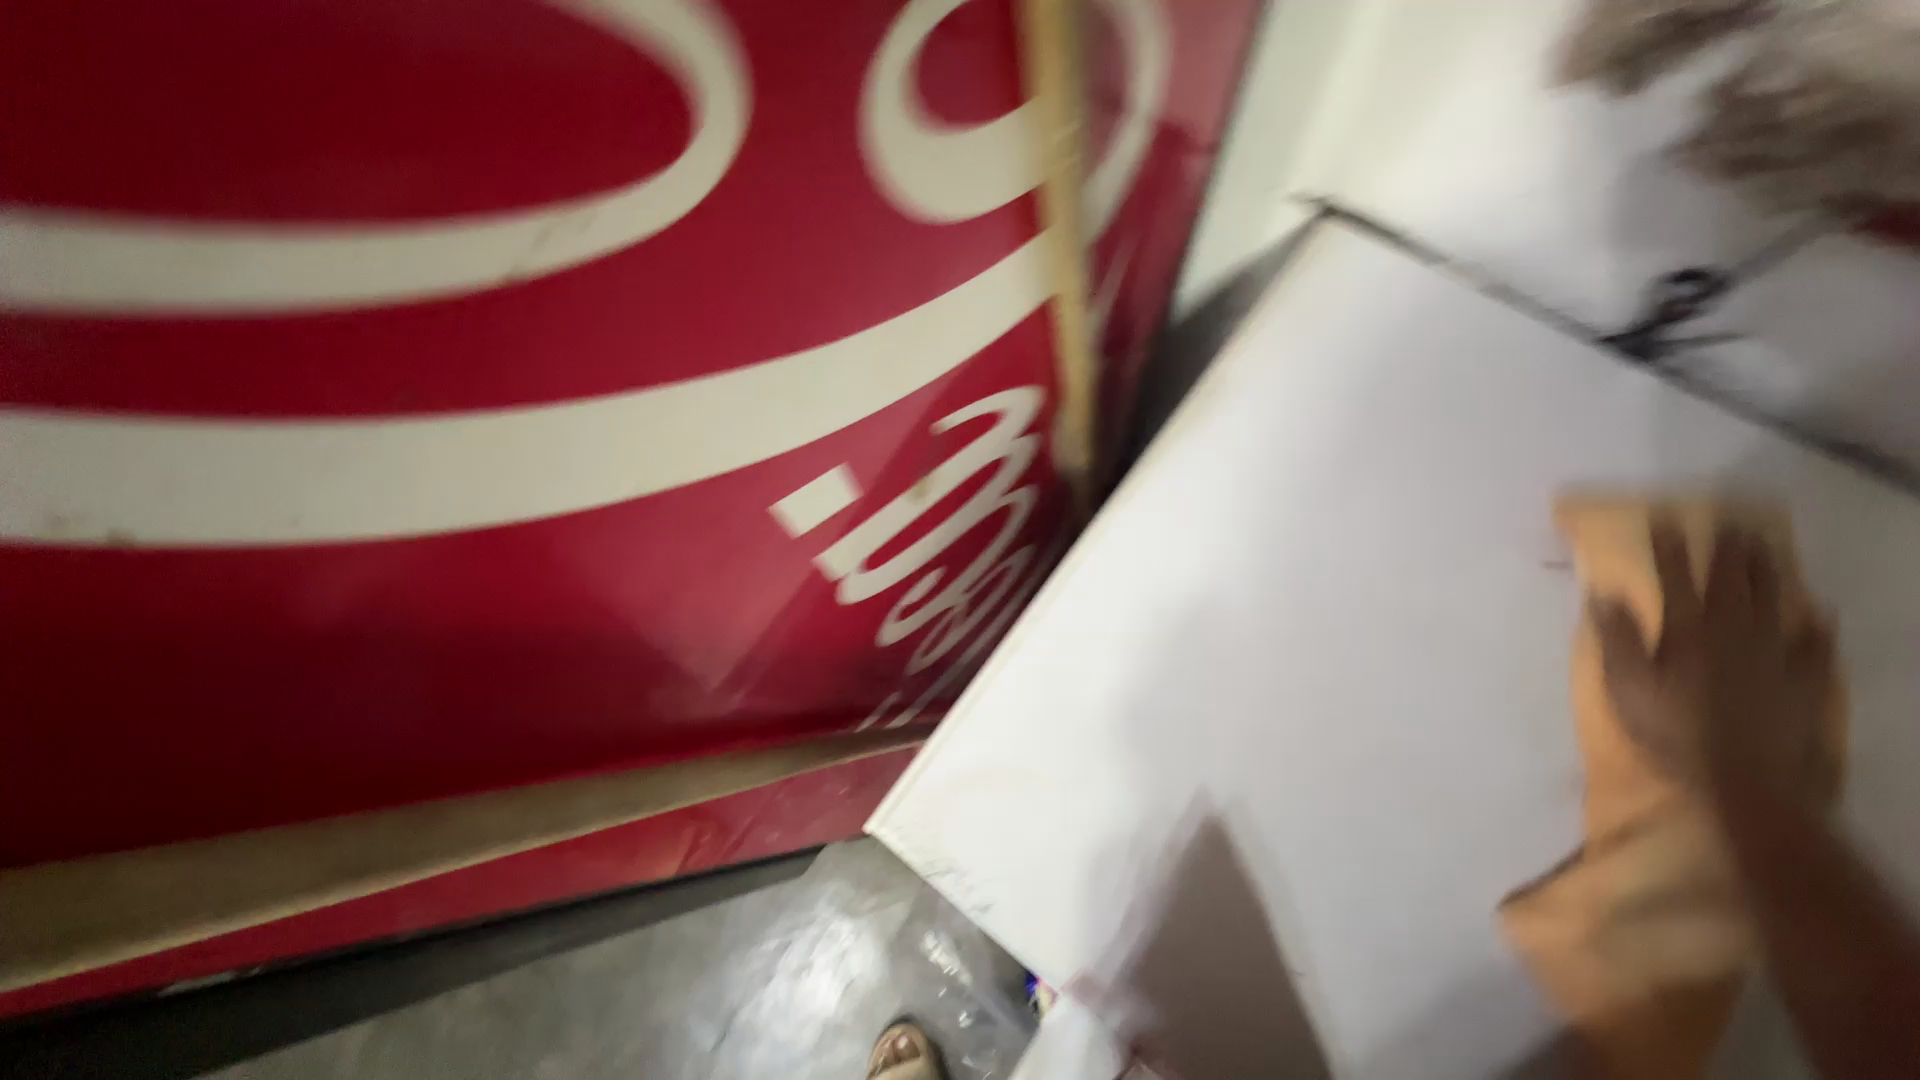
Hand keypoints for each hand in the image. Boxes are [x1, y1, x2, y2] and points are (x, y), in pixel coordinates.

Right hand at [1590, 521, 1835, 802]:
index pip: (1675, 580)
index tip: (1665, 521)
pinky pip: (1814, 648)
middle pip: (1731, 585)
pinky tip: (1819, 615)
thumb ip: (1617, 638)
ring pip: (1772, 605)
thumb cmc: (1671, 731)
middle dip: (1727, 553)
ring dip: (1767, 576)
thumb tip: (1604, 594)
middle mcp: (1734, 635)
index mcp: (1687, 633)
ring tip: (1766, 552)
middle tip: (1730, 525)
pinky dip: (1816, 628)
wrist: (1744, 780)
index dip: (1669, 549)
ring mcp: (1774, 658)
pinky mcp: (1801, 684)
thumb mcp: (1626, 686)